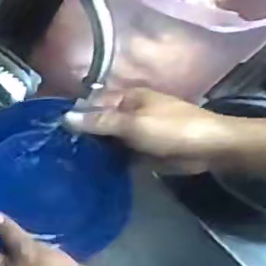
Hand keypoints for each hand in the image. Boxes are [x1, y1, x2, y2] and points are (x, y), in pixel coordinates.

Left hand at [0, 212, 112, 265]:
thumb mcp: (25, 248)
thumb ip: (9, 232)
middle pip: (2, 251)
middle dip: (3, 233)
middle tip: (7, 212)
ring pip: (21, 252)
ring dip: (22, 238)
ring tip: (23, 216)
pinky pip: (38, 255)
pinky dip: (37, 244)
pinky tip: (42, 230)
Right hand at [66, 88, 239, 173]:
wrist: (214, 149)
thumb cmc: (174, 129)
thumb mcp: (133, 124)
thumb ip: (98, 122)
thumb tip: (64, 118)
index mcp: (126, 98)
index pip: (89, 104)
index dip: (72, 115)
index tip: (50, 130)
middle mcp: (126, 112)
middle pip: (94, 121)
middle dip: (78, 133)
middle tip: (54, 148)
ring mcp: (132, 131)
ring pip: (103, 138)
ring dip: (90, 148)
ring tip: (64, 160)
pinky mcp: (138, 149)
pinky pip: (114, 152)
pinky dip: (103, 158)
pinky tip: (85, 167)